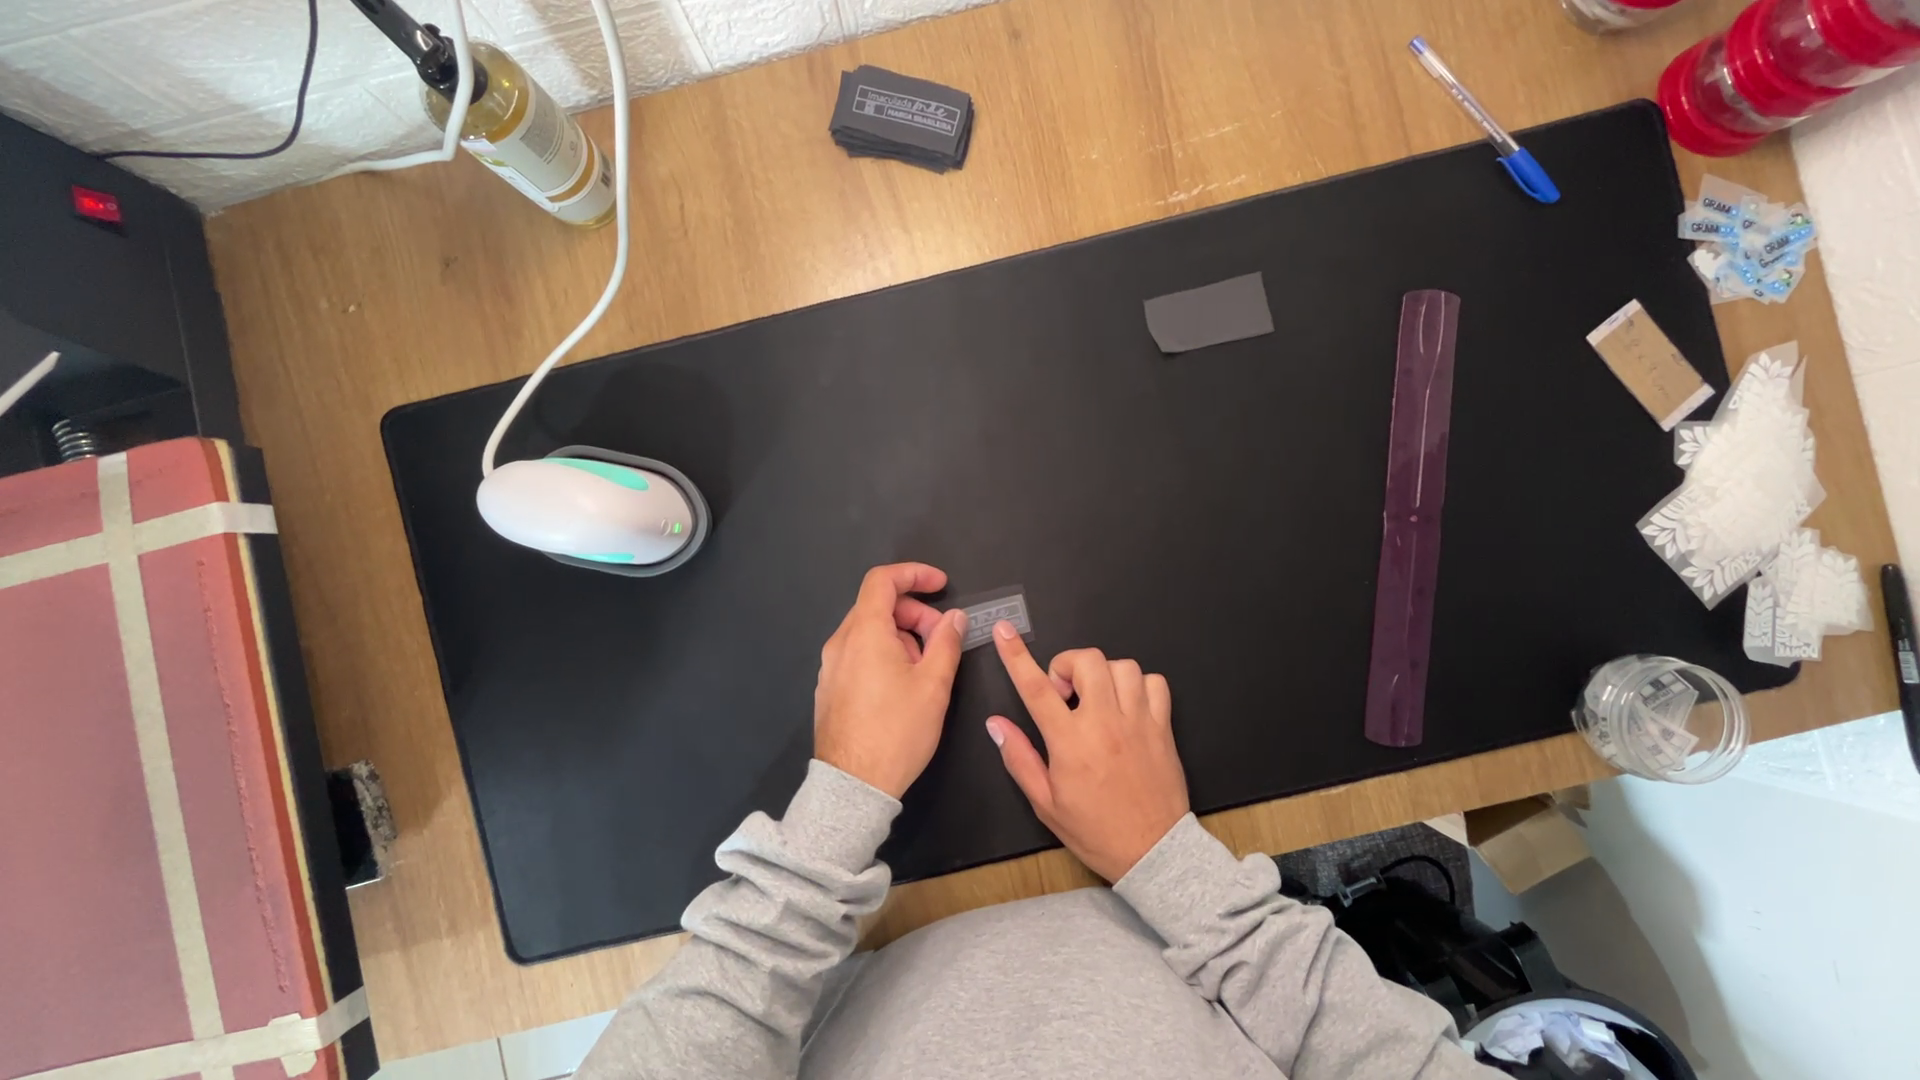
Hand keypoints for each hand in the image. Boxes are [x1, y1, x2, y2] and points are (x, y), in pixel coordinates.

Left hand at [814, 563, 967, 798]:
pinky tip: (903, 685)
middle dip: (914, 613)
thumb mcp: (934, 685)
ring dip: (901, 636)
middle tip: (943, 639)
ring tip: (926, 669)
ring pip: (868, 632)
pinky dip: (884, 654)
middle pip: (877, 606)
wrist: (854, 786)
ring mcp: (830, 667)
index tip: (941, 585)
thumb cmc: (897, 731)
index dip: (914, 574)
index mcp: (864, 632)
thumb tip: (954, 618)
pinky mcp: (829, 688)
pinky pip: (858, 654)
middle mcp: (840, 643)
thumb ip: (946, 643)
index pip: (882, 580)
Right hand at [983, 623, 1189, 881]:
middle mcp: (1105, 723)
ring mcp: (1138, 721)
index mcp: (1070, 742)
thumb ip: (1019, 758)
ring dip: (1103, 674)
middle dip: (1068, 665)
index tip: (1005, 632)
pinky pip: (1154, 683)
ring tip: (1096, 698)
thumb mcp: (1046, 803)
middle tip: (1065, 693)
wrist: (1153, 852)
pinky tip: (1127, 704)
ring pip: (1122, 666)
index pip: (1036, 687)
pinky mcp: (1163, 727)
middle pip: (1086, 661)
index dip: (1016, 655)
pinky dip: (1139, 684)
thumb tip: (996, 725)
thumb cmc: (1096, 831)